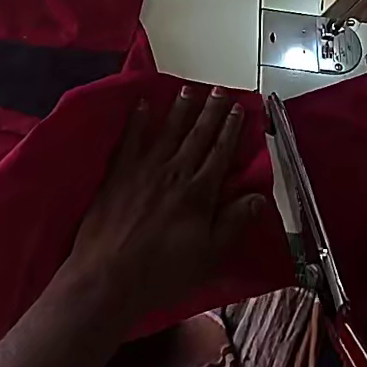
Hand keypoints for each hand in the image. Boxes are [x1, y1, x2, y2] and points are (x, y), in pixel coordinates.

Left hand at [53, 85, 266, 331]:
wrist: (108, 278)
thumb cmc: (162, 273)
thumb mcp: (209, 256)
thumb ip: (233, 223)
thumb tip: (258, 197)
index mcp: (199, 192)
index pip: (220, 153)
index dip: (231, 129)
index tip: (238, 109)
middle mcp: (174, 172)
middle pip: (197, 135)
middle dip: (211, 111)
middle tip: (219, 90)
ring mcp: (144, 169)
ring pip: (167, 131)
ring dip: (180, 109)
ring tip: (189, 89)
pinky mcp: (118, 173)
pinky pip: (130, 139)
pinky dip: (137, 120)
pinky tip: (142, 104)